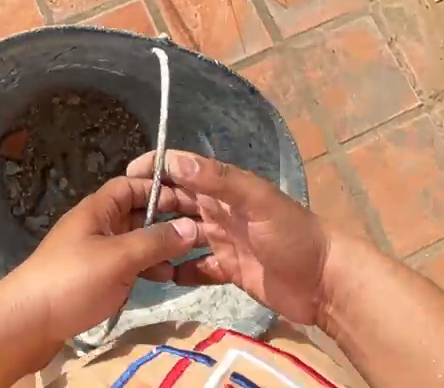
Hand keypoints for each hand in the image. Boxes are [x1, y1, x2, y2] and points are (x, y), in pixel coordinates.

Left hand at [0, 175, 201, 342]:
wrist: (28, 321)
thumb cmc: (73, 278)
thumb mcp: (119, 257)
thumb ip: (155, 241)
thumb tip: (191, 227)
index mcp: (98, 208)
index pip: (132, 185)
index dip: (159, 188)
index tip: (189, 201)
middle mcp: (97, 224)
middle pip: (135, 213)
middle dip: (164, 222)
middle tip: (197, 234)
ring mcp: (95, 252)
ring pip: (134, 241)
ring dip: (157, 248)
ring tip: (184, 262)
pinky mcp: (94, 277)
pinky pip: (126, 264)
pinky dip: (145, 268)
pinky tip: (162, 280)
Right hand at [125, 150, 339, 326]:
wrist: (324, 282)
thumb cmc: (291, 233)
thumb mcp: (256, 199)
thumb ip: (218, 180)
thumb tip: (175, 161)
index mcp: (224, 187)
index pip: (182, 169)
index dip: (156, 168)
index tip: (126, 175)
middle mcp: (219, 209)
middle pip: (176, 202)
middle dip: (150, 204)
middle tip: (119, 218)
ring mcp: (222, 240)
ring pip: (181, 234)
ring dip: (160, 238)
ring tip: (133, 248)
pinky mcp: (228, 270)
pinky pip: (196, 268)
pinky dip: (179, 271)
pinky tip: (159, 276)